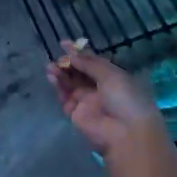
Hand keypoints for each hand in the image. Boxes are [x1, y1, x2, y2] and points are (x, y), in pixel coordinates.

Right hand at [45, 41, 166, 156]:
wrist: (125, 132)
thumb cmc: (125, 99)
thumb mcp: (111, 75)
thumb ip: (90, 64)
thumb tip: (72, 55)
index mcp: (113, 78)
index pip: (94, 63)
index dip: (80, 53)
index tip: (64, 43)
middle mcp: (100, 88)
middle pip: (80, 72)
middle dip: (68, 63)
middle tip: (59, 57)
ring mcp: (87, 100)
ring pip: (70, 82)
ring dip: (61, 73)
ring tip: (51, 66)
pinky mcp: (75, 111)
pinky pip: (64, 95)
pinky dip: (58, 85)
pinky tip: (52, 76)